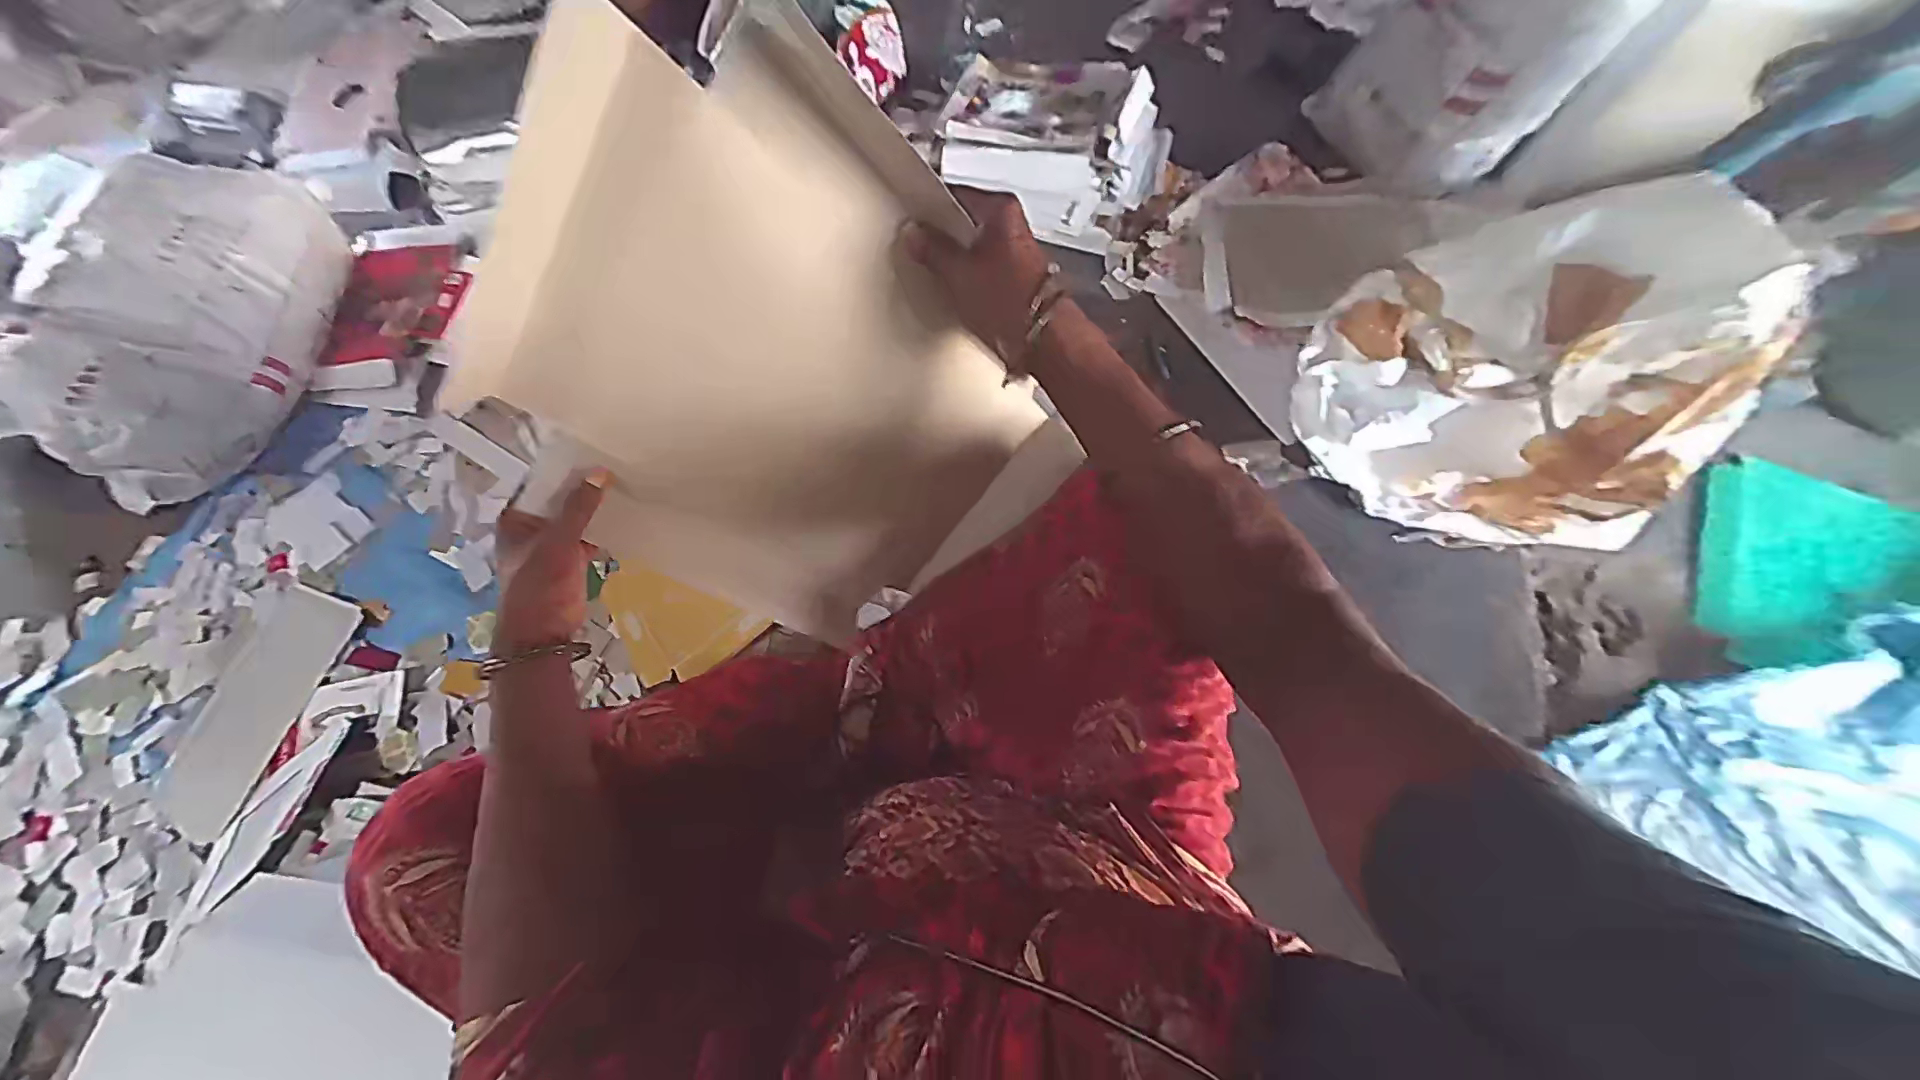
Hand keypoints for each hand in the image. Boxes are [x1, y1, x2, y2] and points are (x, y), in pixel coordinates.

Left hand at [494, 471, 606, 653]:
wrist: (543, 632)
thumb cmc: (539, 586)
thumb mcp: (558, 542)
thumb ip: (579, 508)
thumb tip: (600, 473)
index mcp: (515, 520)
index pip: (539, 485)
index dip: (563, 470)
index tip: (591, 453)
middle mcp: (531, 528)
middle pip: (560, 500)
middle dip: (584, 488)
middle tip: (614, 466)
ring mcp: (552, 544)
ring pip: (576, 518)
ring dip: (595, 508)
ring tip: (623, 486)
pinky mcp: (571, 559)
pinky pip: (589, 535)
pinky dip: (603, 527)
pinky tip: (624, 516)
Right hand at [898, 187, 1056, 361]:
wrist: (1043, 341)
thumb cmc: (1012, 303)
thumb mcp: (958, 274)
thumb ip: (932, 250)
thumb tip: (915, 235)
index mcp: (1001, 209)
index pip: (955, 194)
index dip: (930, 208)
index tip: (912, 221)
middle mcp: (1013, 226)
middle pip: (966, 222)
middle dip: (942, 236)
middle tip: (918, 248)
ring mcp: (1015, 253)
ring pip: (974, 247)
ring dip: (956, 259)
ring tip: (937, 273)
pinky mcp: (1014, 279)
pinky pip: (983, 269)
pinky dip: (969, 276)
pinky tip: (957, 291)